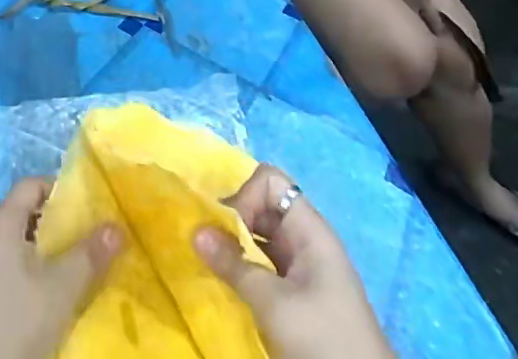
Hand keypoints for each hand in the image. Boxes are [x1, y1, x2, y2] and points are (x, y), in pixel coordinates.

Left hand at [0, 177, 121, 358]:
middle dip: (56, 228)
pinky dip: (22, 282)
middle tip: (86, 244)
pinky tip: (38, 309)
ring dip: (40, 258)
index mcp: (0, 223)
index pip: (32, 185)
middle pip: (23, 218)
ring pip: (11, 250)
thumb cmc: (9, 326)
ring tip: (68, 278)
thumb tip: (117, 226)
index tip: (88, 209)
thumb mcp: (60, 290)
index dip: (61, 191)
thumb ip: (90, 255)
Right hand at [192, 165, 394, 358]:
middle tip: (205, 243)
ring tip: (207, 260)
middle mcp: (305, 237)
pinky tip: (224, 281)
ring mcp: (302, 264)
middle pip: (264, 206)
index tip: (226, 230)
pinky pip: (264, 263)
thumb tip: (196, 230)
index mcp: (309, 227)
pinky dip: (243, 265)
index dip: (245, 196)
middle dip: (234, 218)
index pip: (271, 182)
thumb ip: (235, 266)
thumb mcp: (274, 303)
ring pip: (262, 236)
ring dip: (235, 243)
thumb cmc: (321, 336)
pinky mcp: (296, 291)